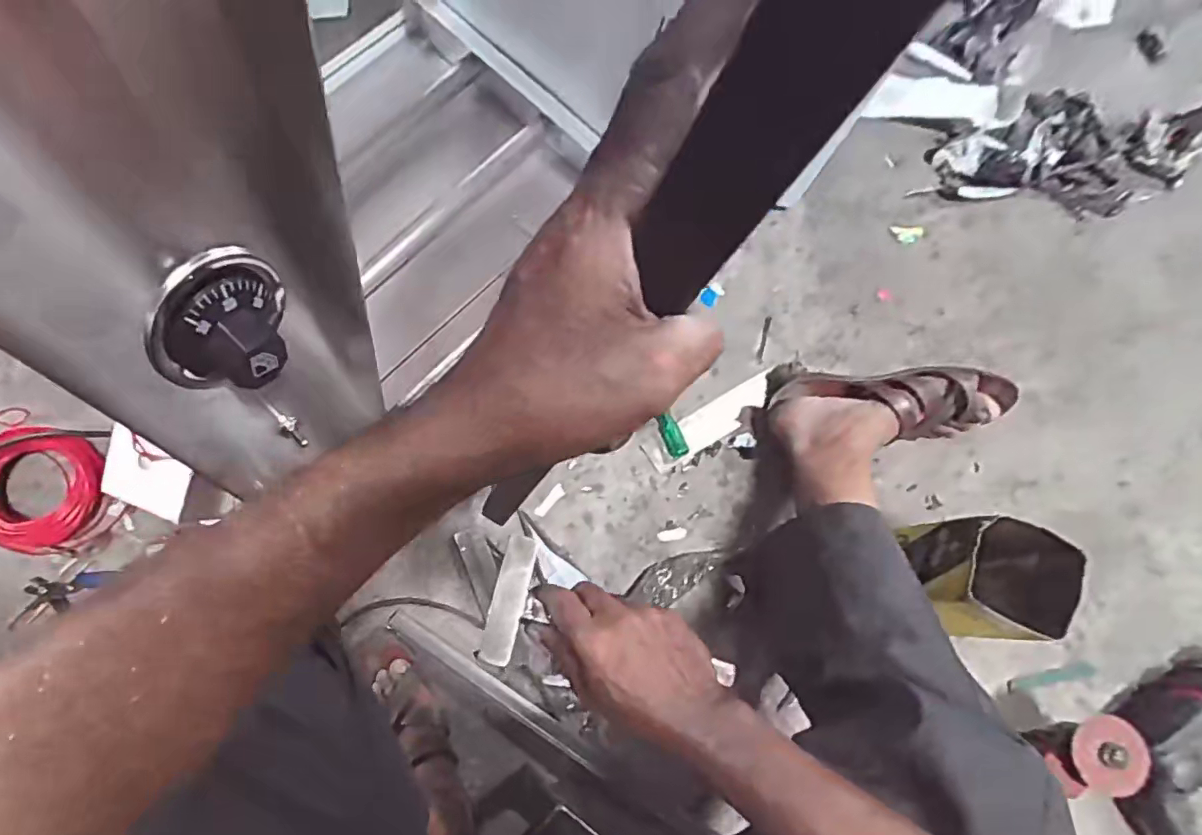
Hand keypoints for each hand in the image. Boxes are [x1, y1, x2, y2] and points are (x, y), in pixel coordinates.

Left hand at [415, 1, 748, 476]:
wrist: (483, 428)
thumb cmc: (562, 394)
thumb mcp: (660, 369)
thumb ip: (702, 331)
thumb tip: (698, 322)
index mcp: (601, 223)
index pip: (650, 124)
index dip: (689, 73)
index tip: (718, 33)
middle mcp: (570, 229)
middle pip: (645, 200)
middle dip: (679, 245)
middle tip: (692, 293)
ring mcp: (551, 264)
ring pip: (625, 260)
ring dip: (646, 306)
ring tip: (648, 353)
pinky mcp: (542, 300)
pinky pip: (600, 293)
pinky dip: (620, 327)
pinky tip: (618, 369)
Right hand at [535, 584, 743, 752]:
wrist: (693, 713)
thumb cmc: (639, 713)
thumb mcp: (591, 694)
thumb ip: (565, 657)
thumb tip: (547, 633)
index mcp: (592, 638)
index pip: (561, 599)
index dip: (549, 596)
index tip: (546, 600)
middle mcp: (617, 616)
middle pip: (587, 590)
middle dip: (579, 601)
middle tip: (581, 621)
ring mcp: (645, 612)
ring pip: (616, 600)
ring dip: (610, 614)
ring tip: (619, 641)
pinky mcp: (668, 614)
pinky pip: (643, 609)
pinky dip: (637, 622)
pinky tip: (645, 645)